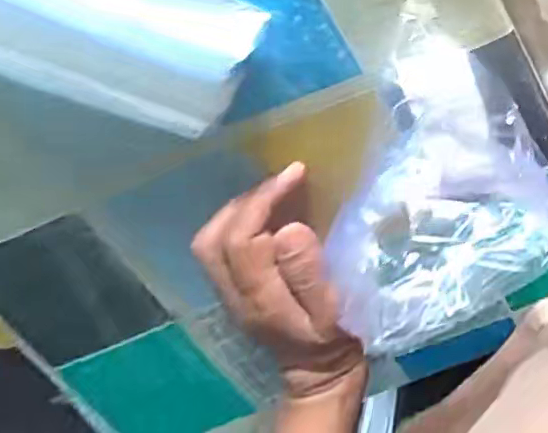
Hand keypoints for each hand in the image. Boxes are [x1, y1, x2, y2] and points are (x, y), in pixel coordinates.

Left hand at [192, 162, 365, 400]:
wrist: (323, 374)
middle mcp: (235, 294)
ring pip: (212, 241)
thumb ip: (309, 272)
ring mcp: (232, 293)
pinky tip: (273, 209)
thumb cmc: (335, 337)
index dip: (264, 198)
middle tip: (284, 181)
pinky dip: (244, 218)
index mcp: (259, 298)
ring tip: (279, 189)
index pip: (241, 238)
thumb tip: (288, 229)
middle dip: (246, 200)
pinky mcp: (238, 288)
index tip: (297, 173)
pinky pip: (225, 245)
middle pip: (213, 239)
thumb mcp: (332, 309)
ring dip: (242, 207)